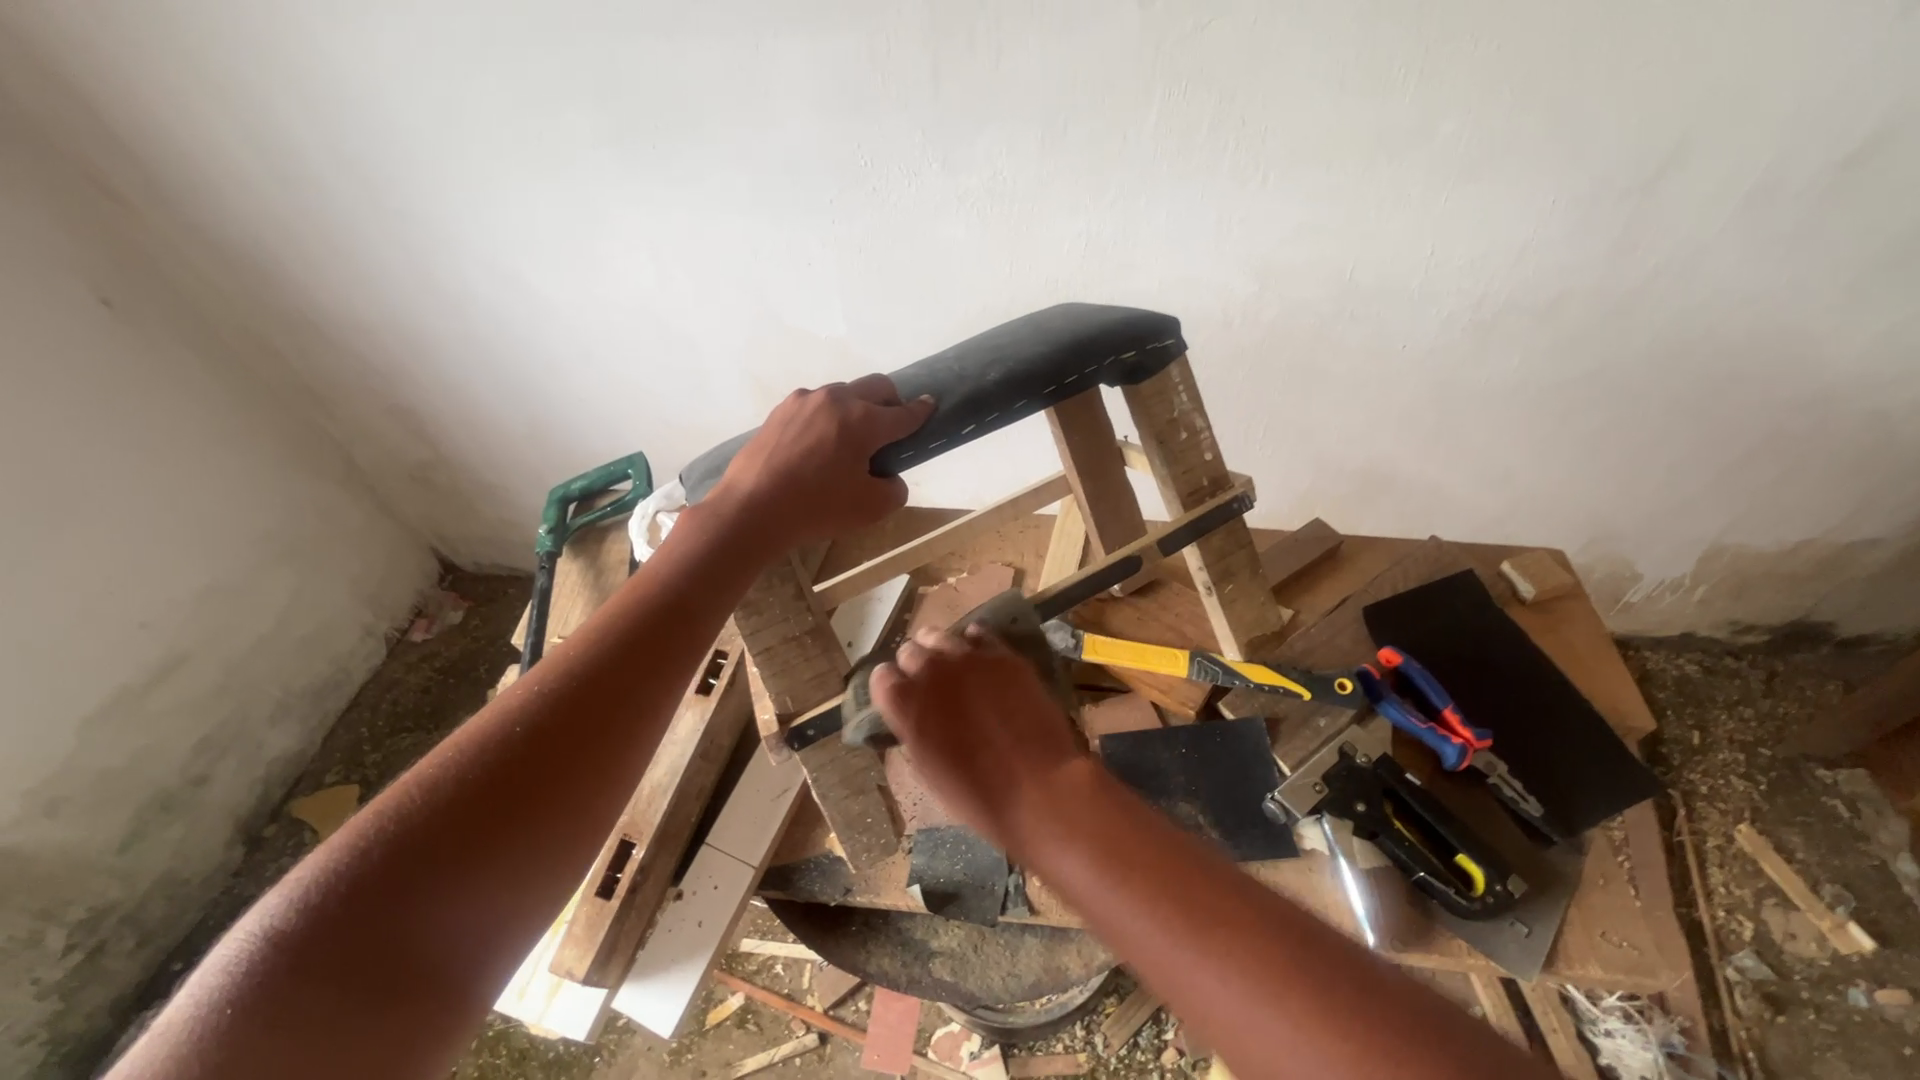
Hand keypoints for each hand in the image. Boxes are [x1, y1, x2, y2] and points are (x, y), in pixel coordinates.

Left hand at [707, 375, 934, 549]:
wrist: (751, 509)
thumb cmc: (817, 508)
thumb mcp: (871, 508)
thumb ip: (894, 488)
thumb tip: (889, 476)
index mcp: (863, 421)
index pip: (903, 413)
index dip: (921, 412)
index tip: (931, 405)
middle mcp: (835, 400)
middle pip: (876, 387)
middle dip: (892, 401)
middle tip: (893, 426)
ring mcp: (803, 402)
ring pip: (843, 394)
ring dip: (857, 409)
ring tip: (850, 441)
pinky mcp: (779, 412)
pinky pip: (815, 407)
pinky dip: (827, 418)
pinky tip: (818, 446)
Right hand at [869, 626, 1085, 851]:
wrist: (1038, 788)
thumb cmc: (976, 795)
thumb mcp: (927, 769)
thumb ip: (913, 730)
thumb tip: (914, 716)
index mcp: (903, 702)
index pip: (881, 677)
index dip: (891, 689)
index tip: (902, 701)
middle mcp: (930, 670)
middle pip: (910, 651)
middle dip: (915, 666)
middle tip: (929, 687)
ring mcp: (969, 658)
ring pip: (941, 636)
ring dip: (941, 651)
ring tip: (953, 668)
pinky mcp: (1003, 655)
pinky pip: (980, 634)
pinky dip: (975, 645)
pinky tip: (981, 661)